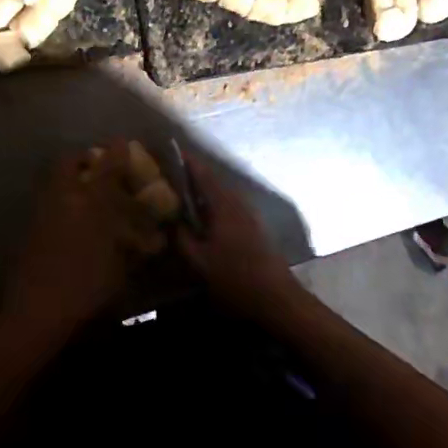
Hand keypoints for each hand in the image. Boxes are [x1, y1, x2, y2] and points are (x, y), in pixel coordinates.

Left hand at [0, 142, 151, 338]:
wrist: (36, 311)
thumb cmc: (86, 289)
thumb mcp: (121, 270)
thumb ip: (135, 249)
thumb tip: (153, 239)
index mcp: (91, 204)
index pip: (108, 168)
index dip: (117, 152)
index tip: (122, 142)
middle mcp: (63, 199)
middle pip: (68, 163)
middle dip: (83, 159)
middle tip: (96, 167)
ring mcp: (40, 213)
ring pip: (54, 182)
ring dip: (69, 179)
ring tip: (84, 193)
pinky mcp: (27, 229)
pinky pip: (45, 202)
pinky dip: (58, 201)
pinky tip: (69, 221)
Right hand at [175, 152, 298, 310]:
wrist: (276, 296)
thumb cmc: (235, 277)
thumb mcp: (200, 261)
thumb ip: (183, 239)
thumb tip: (171, 221)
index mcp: (224, 206)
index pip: (204, 176)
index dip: (188, 163)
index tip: (173, 151)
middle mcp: (238, 204)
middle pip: (214, 183)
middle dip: (194, 177)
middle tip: (172, 175)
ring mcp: (249, 215)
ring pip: (222, 196)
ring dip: (204, 193)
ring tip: (184, 195)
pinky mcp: (254, 227)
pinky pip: (229, 207)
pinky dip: (214, 205)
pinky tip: (203, 218)